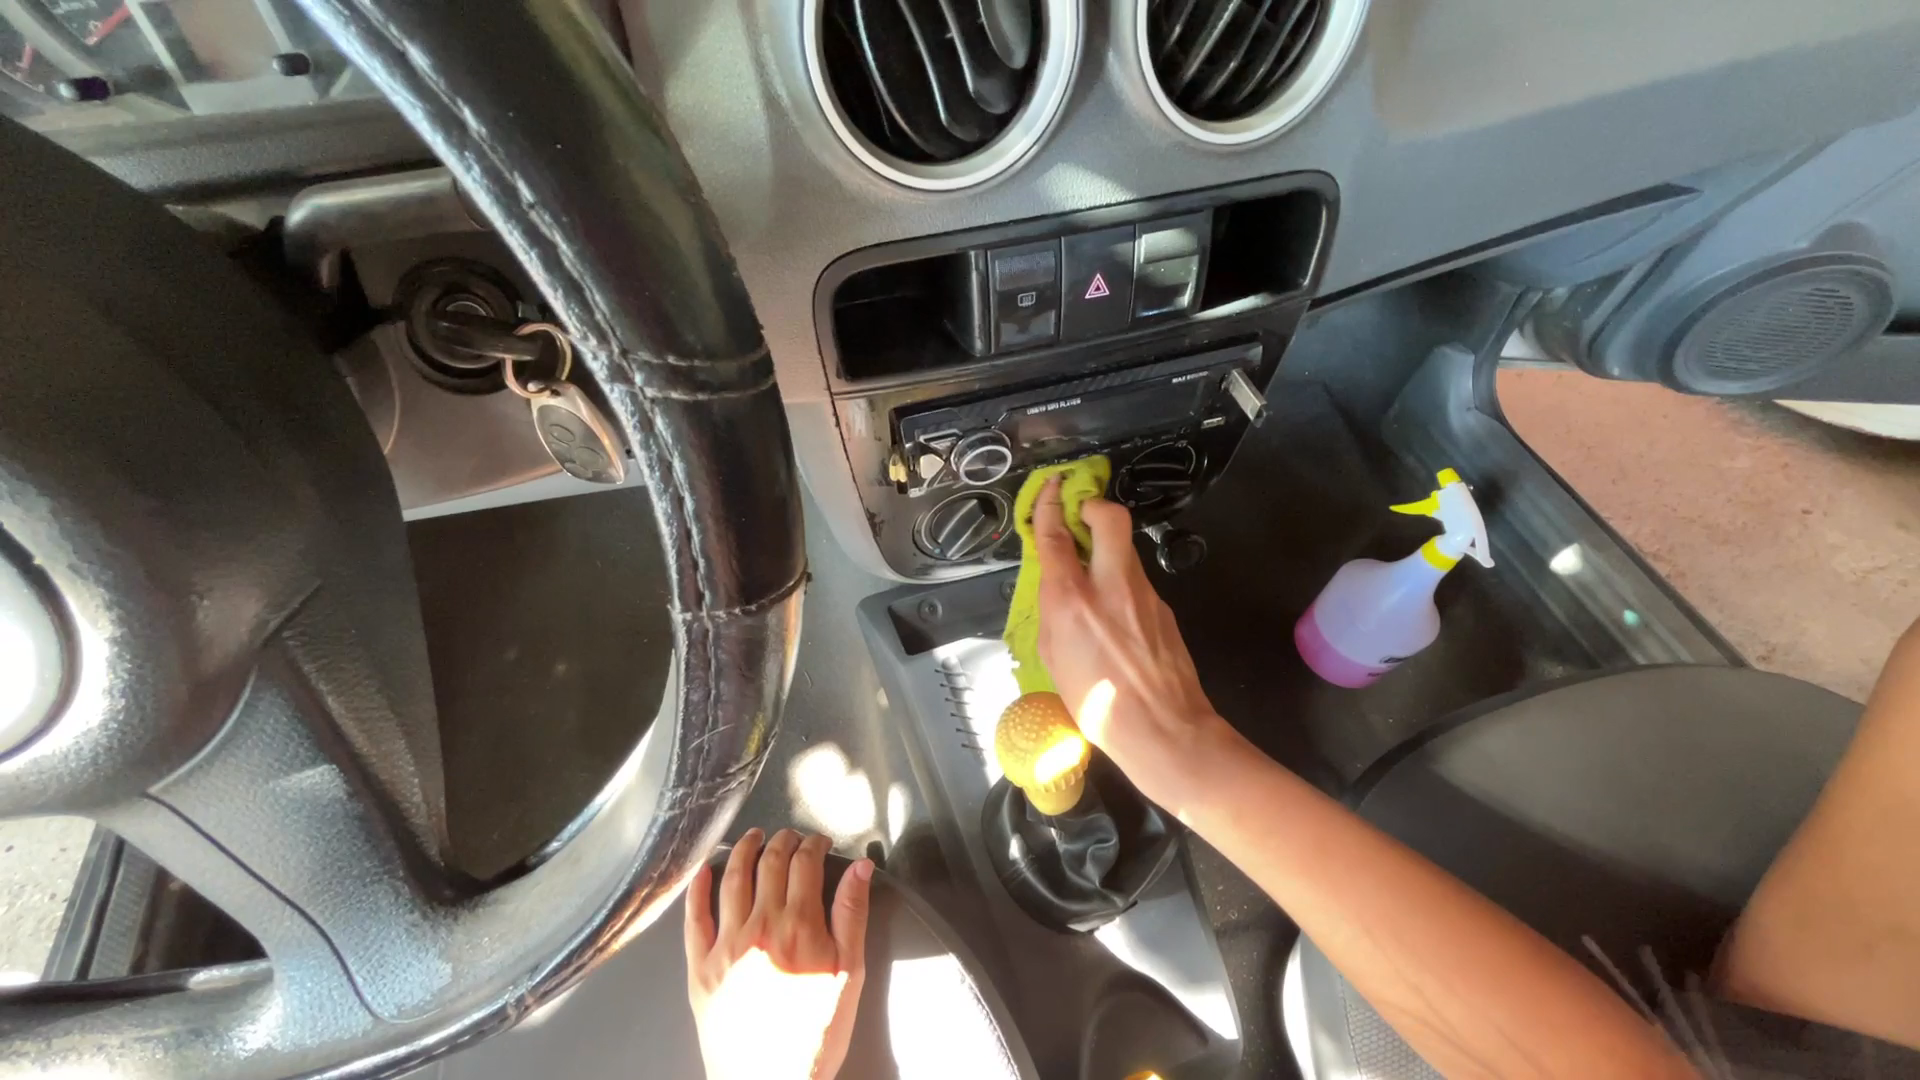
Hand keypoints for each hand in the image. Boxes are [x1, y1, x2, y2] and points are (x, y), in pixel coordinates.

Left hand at [684, 829, 872, 1079]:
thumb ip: (853, 914)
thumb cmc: (816, 1034)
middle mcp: (760, 925)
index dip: (815, 844)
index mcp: (799, 925)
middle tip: (791, 836)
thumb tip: (861, 867)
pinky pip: (694, 918)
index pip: (805, 863)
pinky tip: (704, 870)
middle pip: (770, 863)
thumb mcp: (849, 973)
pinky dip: (698, 888)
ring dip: (745, 850)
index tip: (821, 842)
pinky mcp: (699, 968)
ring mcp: (725, 945)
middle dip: (783, 841)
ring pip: (732, 879)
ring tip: (754, 837)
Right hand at [1031, 477, 1228, 802]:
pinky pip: (1137, 583)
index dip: (1051, 505)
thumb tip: (1056, 588)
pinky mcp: (1164, 608)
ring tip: (1094, 579)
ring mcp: (1144, 593)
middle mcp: (1110, 586)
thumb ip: (1053, 614)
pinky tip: (1117, 620)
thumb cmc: (1097, 706)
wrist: (1165, 731)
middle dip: (1094, 505)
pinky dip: (1121, 585)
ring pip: (1125, 551)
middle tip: (1082, 515)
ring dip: (1107, 551)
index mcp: (1072, 600)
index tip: (1051, 488)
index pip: (1056, 536)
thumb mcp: (1055, 659)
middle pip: (1109, 518)